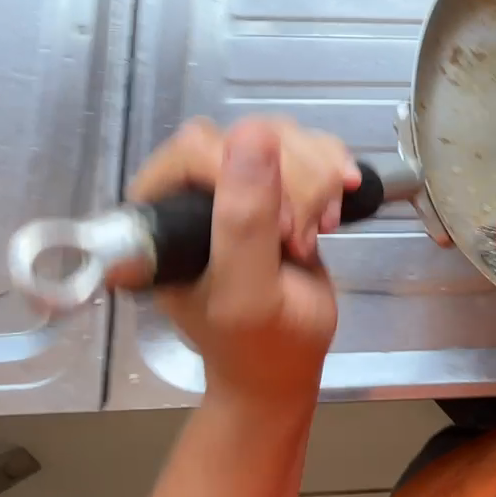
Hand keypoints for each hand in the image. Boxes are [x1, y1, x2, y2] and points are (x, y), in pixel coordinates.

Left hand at [127, 117, 353, 396]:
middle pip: (249, 135)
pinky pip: (309, 146)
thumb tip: (253, 132)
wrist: (288, 364)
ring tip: (321, 228)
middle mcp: (191, 189)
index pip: (197, 148)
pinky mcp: (276, 185)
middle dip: (294, 182)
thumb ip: (244, 221)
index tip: (278, 229)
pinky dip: (334, 170)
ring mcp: (236, 184)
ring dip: (318, 178)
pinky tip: (336, 209)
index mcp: (159, 214)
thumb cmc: (259, 343)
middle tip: (301, 238)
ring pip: (284, 136)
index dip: (246, 177)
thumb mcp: (248, 292)